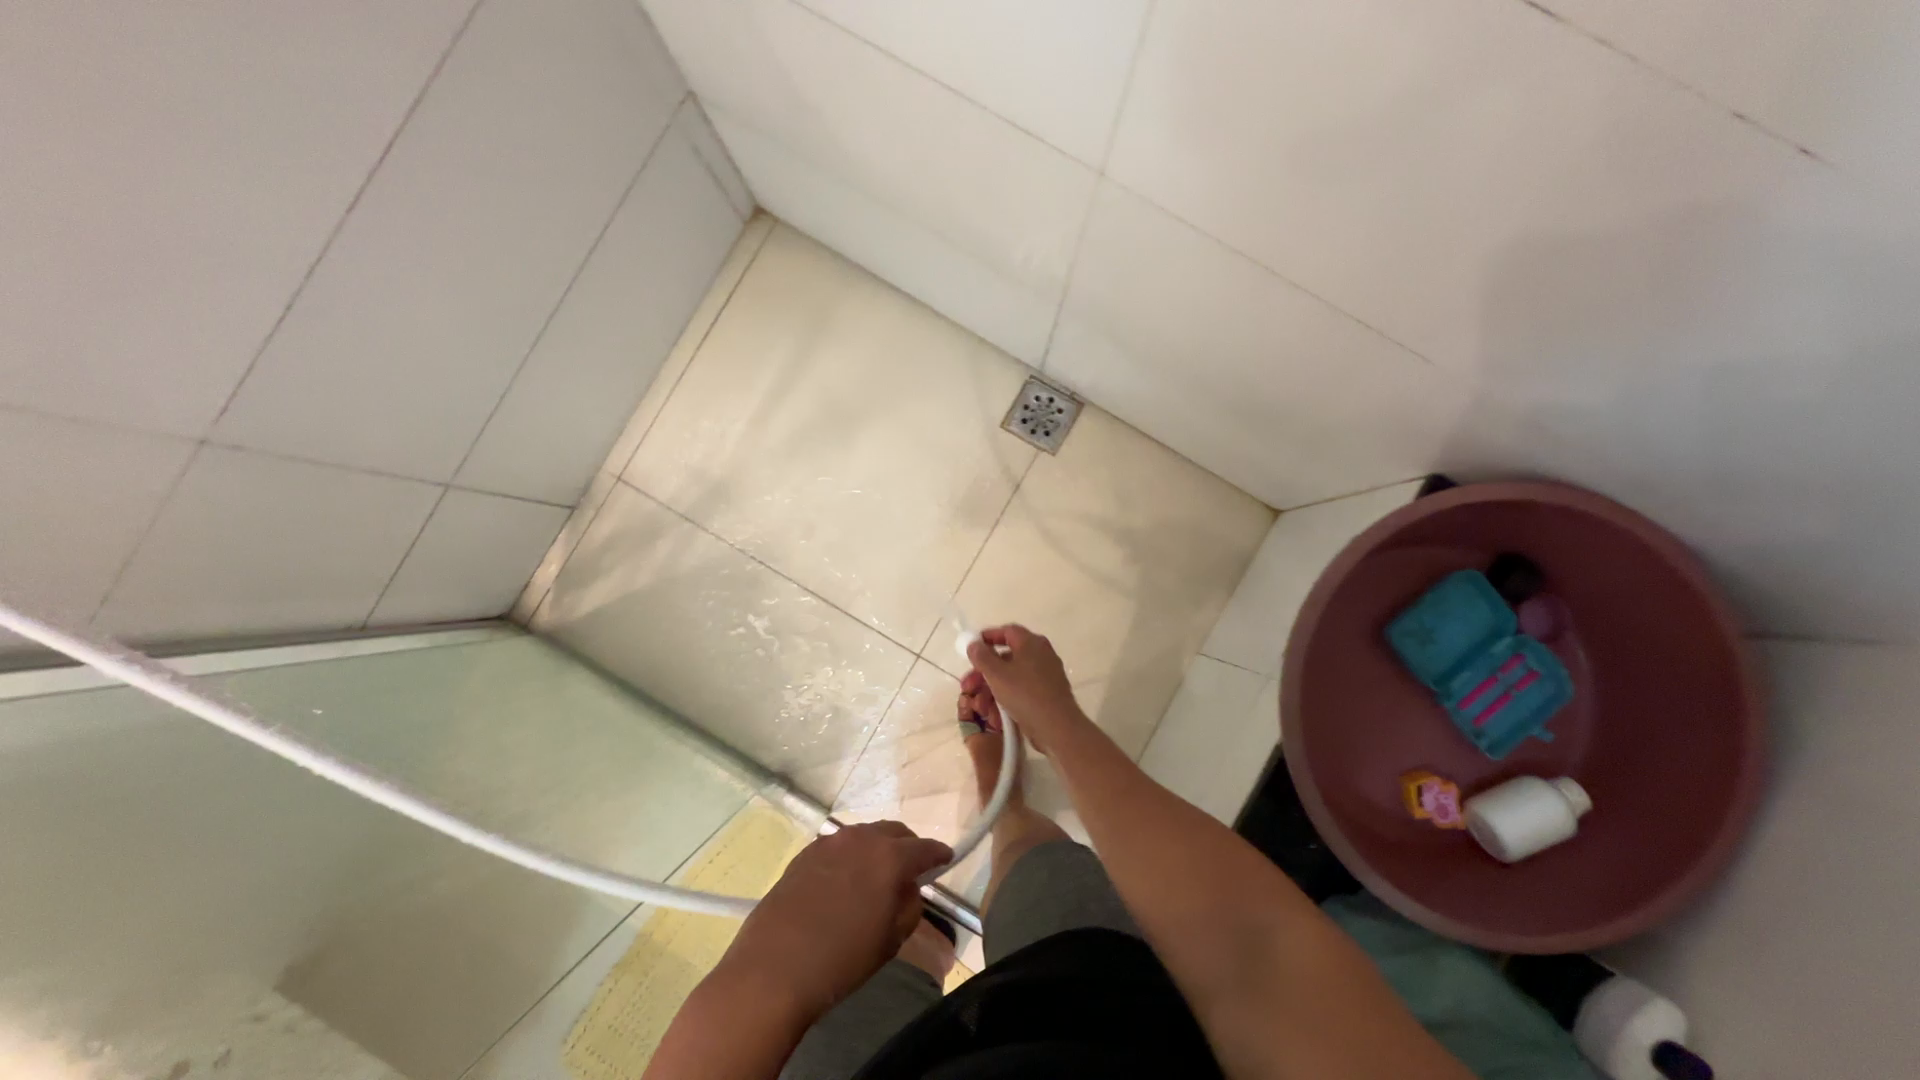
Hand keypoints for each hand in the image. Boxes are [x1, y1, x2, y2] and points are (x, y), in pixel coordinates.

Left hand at [715, 822, 951, 1020]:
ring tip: (878, 875)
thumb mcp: (892, 940)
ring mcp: (829, 843)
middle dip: (907, 847)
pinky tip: (847, 880)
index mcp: (890, 858)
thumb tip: (907, 887)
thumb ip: (909, 905)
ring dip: (877, 849)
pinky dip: (851, 856)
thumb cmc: (842, 960)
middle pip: (894, 832)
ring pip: (864, 836)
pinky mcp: (804, 854)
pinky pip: (839, 846)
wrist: (774, 969)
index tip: (946, 859)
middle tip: (912, 869)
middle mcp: (861, 840)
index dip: (939, 854)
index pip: (925, 848)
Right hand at [965, 624, 1091, 752]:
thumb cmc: (1025, 694)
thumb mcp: (996, 674)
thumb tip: (974, 643)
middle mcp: (1041, 654)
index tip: (971, 648)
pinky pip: (1022, 689)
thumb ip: (981, 656)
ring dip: (992, 688)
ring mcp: (1046, 675)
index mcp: (1031, 643)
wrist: (1056, 726)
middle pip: (1006, 656)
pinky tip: (995, 713)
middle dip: (984, 671)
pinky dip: (1007, 697)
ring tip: (980, 705)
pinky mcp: (1047, 694)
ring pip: (1012, 676)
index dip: (987, 637)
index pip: (1007, 631)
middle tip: (969, 684)